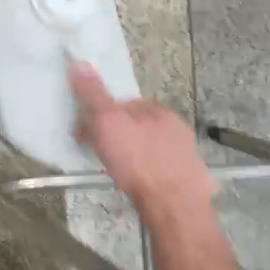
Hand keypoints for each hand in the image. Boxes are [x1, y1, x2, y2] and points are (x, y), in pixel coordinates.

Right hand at [68, 61, 212, 219]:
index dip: (99, 114)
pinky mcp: (190, 179)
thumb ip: (92, 93)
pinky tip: (137, 181)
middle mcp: (177, 128)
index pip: (122, 103)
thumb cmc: (138, 160)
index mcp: (158, 110)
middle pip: (135, 124)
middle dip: (115, 134)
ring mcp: (187, 154)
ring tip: (116, 169)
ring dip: (130, 153)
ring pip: (148, 146)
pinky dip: (146, 170)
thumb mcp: (107, 122)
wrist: (175, 207)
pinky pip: (160, 167)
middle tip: (97, 151)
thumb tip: (79, 62)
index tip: (84, 130)